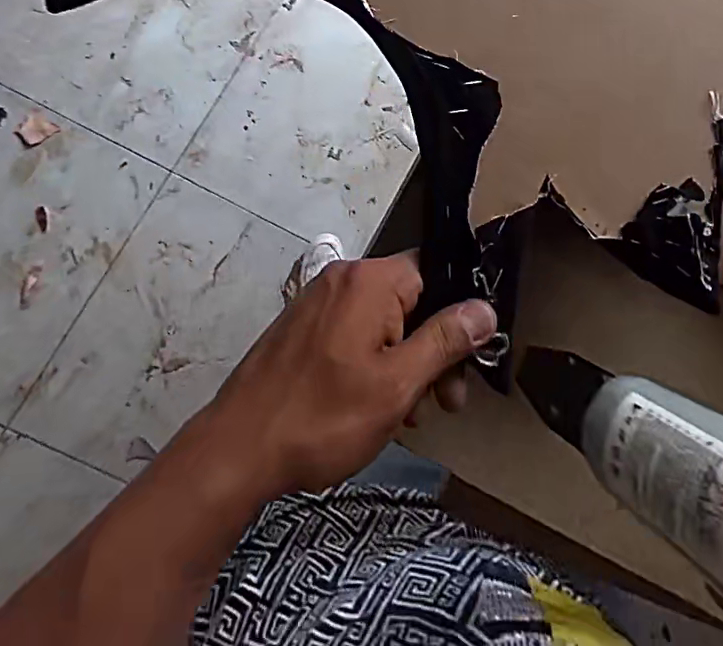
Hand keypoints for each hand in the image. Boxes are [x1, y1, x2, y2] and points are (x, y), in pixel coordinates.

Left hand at [184, 251, 497, 498]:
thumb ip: (445, 342)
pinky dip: (373, 363)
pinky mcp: (303, 327)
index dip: (456, 317)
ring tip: (406, 414)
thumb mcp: (397, 385)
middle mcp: (342, 279)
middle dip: (432, 349)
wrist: (238, 449)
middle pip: (409, 300)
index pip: (434, 274)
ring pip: (383, 321)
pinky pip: (354, 332)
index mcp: (368, 281)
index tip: (465, 362)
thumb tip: (483, 309)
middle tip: (444, 402)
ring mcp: (317, 302)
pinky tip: (375, 406)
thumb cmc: (322, 417)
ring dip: (405, 363)